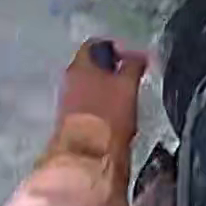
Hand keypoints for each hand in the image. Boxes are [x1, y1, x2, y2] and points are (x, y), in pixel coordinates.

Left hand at [51, 39, 148, 160]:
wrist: (87, 161)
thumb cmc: (108, 115)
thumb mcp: (128, 85)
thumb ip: (133, 65)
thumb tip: (139, 54)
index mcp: (79, 66)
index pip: (95, 44)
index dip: (114, 47)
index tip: (130, 58)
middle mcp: (69, 80)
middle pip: (91, 66)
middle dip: (111, 70)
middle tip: (131, 79)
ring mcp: (66, 102)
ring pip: (89, 86)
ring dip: (106, 90)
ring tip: (126, 100)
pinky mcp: (69, 123)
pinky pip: (87, 105)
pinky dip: (101, 106)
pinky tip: (115, 117)